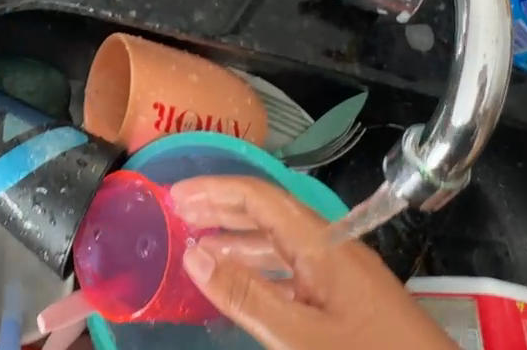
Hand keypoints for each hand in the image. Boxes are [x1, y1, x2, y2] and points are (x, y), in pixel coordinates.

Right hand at [169, 176, 455, 349]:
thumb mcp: (300, 338)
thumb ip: (246, 295)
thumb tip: (192, 253)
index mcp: (320, 243)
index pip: (257, 196)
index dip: (212, 190)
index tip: (174, 197)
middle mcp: (331, 246)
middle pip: (268, 211)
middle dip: (220, 208)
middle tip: (176, 215)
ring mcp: (344, 274)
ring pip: (281, 240)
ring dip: (238, 239)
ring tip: (198, 250)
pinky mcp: (352, 300)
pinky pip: (295, 267)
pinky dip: (262, 268)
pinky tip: (244, 287)